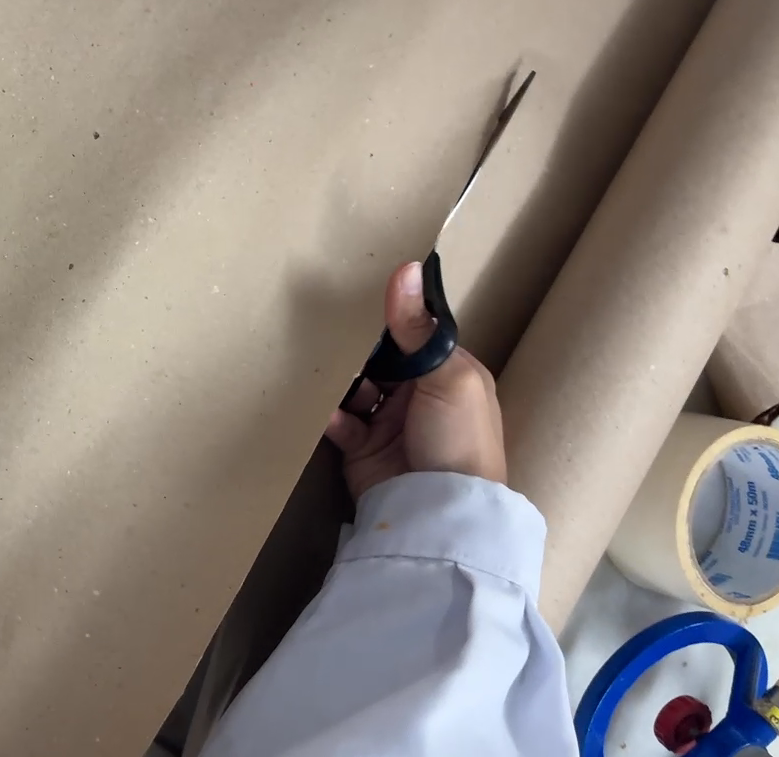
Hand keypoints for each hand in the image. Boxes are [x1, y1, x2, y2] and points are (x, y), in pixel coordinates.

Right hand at [324, 259, 505, 498]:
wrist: (438, 510)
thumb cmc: (457, 438)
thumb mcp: (445, 376)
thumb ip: (417, 327)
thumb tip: (405, 268)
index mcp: (448, 374)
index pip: (412, 336)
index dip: (386, 322)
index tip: (352, 301)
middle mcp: (418, 395)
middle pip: (376, 360)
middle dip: (353, 351)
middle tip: (323, 333)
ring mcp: (388, 422)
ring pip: (352, 388)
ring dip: (338, 384)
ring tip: (322, 376)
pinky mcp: (362, 446)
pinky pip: (337, 421)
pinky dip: (330, 416)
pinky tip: (330, 416)